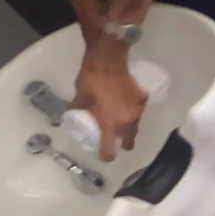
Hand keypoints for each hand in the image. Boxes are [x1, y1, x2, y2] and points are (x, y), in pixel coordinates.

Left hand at [73, 43, 146, 160]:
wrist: (112, 58)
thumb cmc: (93, 75)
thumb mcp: (80, 92)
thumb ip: (78, 106)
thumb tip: (72, 114)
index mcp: (108, 122)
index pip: (109, 146)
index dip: (107, 154)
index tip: (104, 157)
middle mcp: (125, 122)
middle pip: (128, 141)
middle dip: (123, 144)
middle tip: (116, 143)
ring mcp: (137, 113)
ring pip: (134, 129)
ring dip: (128, 131)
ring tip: (120, 127)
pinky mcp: (142, 102)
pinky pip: (137, 115)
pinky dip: (131, 116)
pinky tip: (126, 110)